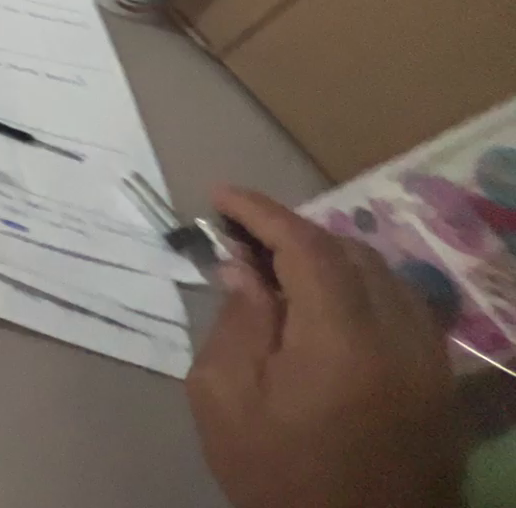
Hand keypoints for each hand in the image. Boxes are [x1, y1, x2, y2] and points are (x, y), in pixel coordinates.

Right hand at [187, 187, 462, 507]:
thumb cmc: (271, 466)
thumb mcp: (224, 392)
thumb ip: (238, 321)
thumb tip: (243, 268)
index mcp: (343, 346)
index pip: (310, 250)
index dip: (262, 213)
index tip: (219, 196)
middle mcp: (403, 346)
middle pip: (354, 256)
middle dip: (292, 229)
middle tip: (236, 230)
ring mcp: (433, 369)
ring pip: (388, 279)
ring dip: (328, 255)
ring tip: (273, 259)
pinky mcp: (442, 389)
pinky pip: (407, 312)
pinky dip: (361, 285)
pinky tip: (321, 296)